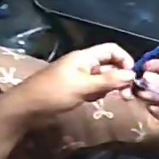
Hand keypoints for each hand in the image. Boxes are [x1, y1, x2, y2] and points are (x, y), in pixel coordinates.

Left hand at [8, 44, 135, 121]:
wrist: (26, 108)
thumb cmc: (54, 93)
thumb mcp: (84, 86)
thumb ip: (108, 80)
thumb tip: (132, 74)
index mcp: (85, 57)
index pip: (112, 50)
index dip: (125, 60)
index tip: (132, 77)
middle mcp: (84, 64)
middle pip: (110, 64)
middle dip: (121, 76)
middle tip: (127, 95)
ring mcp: (80, 76)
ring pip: (104, 77)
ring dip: (112, 86)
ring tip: (116, 98)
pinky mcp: (76, 88)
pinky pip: (95, 87)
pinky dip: (101, 92)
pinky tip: (98, 100)